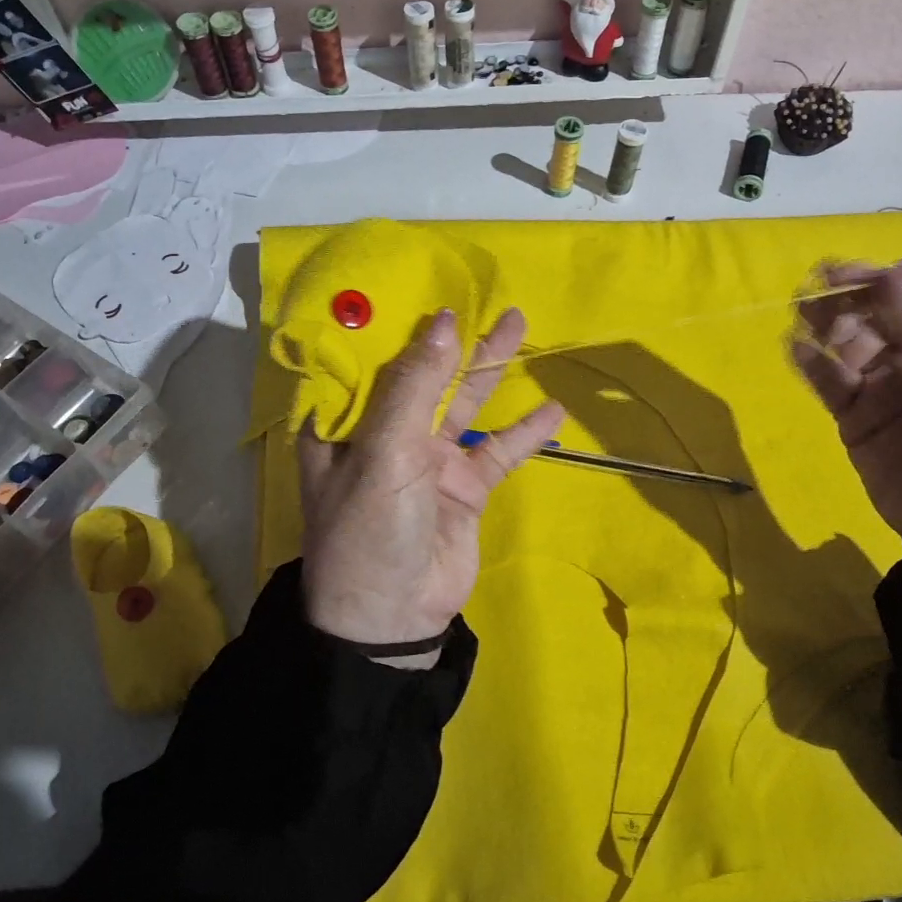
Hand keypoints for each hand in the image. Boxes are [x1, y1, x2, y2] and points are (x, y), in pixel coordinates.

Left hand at [299, 308, 565, 665]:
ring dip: (491, 368)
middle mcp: (385, 433)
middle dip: (455, 338)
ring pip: (463, 402)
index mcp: (347, 422)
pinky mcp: (463, 487)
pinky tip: (553, 408)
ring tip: (521, 326)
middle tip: (488, 298)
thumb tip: (443, 323)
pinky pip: (497, 450)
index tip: (425, 283)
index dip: (396, 323)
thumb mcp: (383, 454)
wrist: (394, 618)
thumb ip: (414, 387)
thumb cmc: (370, 530)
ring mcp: (427, 460)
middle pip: (424, 373)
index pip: (369, 358)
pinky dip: (523, 431)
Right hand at [791, 257, 901, 609]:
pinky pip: (829, 374)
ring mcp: (893, 379)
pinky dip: (811, 360)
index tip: (876, 288)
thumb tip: (890, 273)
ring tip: (804, 319)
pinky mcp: (857, 410)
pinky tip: (797, 350)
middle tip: (820, 292)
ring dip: (828, 321)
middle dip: (856, 294)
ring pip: (853, 333)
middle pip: (889, 302)